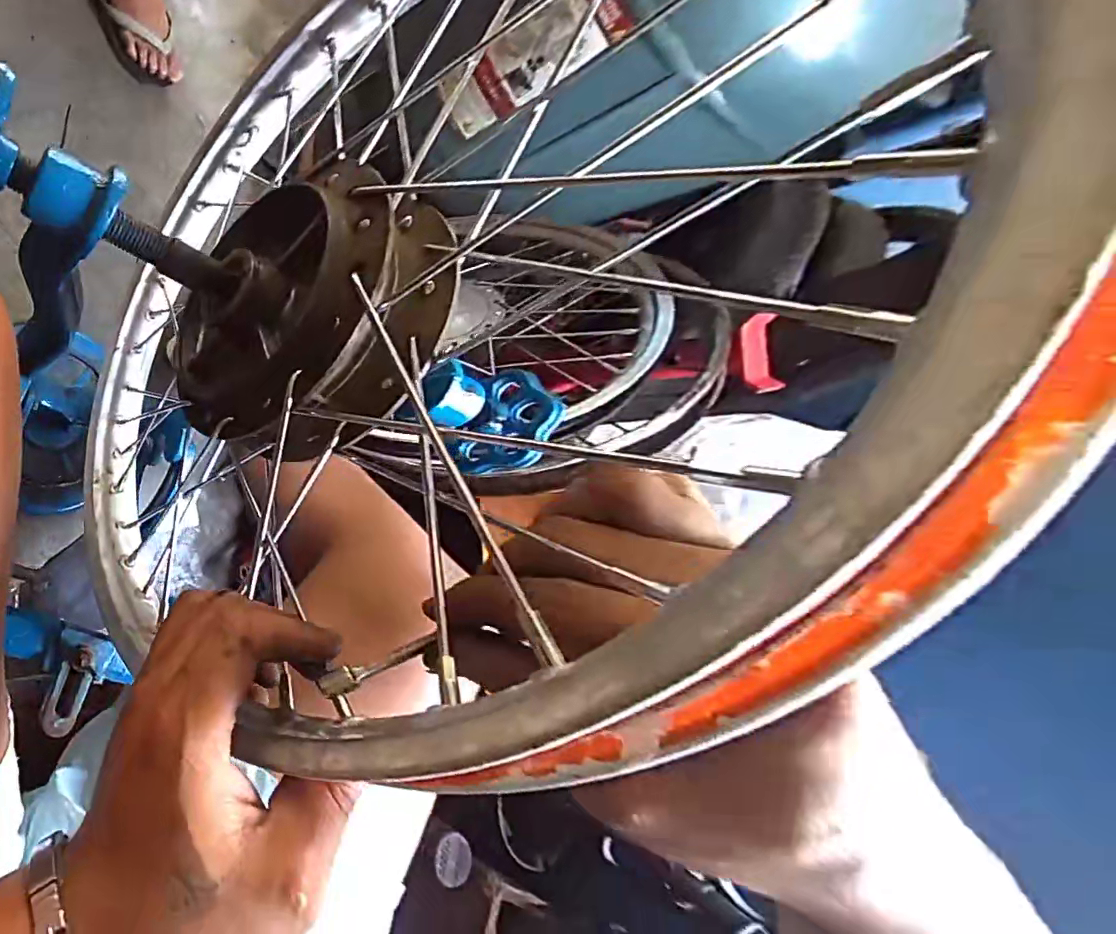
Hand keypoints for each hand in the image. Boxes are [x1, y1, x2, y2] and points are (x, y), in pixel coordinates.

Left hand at [61, 590, 357, 932]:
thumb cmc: (182, 914)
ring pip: (190, 618)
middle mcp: (154, 697)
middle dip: (268, 621)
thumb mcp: (281, 879)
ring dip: (241, 629)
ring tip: (281, 675)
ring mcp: (140, 699)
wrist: (102, 922)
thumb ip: (326, 804)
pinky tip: (248, 696)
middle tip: (309, 660)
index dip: (288, 628)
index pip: (232, 628)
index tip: (327, 651)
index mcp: (184, 727)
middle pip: (211, 609)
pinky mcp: (139, 710)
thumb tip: (354, 748)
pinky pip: (179, 644)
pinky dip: (218, 645)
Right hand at [441, 466, 1045, 932]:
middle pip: (571, 548)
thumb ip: (542, 720)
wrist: (859, 818)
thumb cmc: (742, 820)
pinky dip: (591, 496)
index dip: (489, 604)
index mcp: (731, 666)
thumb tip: (462, 643)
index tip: (445, 618)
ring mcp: (749, 556)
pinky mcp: (740, 542)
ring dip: (536, 540)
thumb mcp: (629, 795)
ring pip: (596, 505)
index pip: (569, 605)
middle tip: (469, 608)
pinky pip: (647, 484)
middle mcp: (749, 591)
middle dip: (499, 576)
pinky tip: (571, 533)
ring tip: (520, 580)